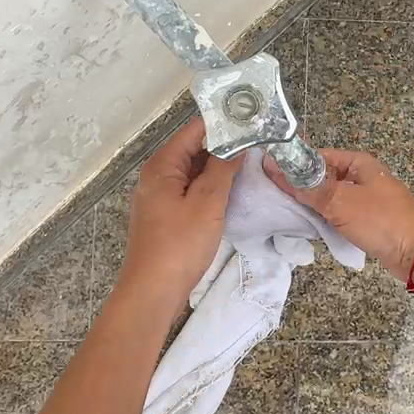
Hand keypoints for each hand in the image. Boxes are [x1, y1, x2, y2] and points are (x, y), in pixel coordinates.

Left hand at [116, 118, 243, 312]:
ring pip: (195, 171)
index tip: (253, 121)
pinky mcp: (168, 214)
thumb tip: (238, 142)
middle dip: (225, 145)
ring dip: (220, 168)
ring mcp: (162, 196)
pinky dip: (212, 187)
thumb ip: (223, 168)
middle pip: (195, 148)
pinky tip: (233, 191)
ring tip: (253, 163)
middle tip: (260, 143)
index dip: (223, 123)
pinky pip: (193, 190)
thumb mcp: (208, 202)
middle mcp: (158, 175)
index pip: (195, 129)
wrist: (153, 292)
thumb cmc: (179, 245)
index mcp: (162, 165)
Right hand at [263, 148, 413, 280]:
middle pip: (321, 178)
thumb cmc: (382, 220)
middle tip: (273, 199)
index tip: (268, 175)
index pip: (316, 156)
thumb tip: (275, 169)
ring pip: (329, 199)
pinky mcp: (366, 222)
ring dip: (312, 207)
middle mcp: (360, 177)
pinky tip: (309, 229)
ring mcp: (364, 200)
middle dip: (300, 188)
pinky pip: (338, 216)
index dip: (293, 165)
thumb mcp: (340, 201)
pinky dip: (325, 221)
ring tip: (286, 215)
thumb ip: (307, 188)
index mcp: (357, 163)